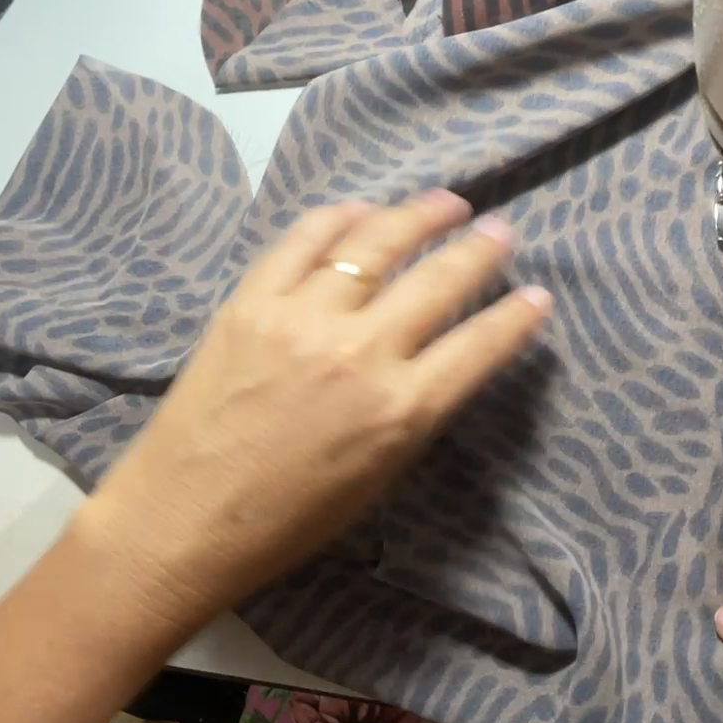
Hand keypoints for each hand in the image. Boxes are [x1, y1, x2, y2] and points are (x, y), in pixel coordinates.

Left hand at [74, 191, 550, 626]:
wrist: (184, 519)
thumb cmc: (289, 520)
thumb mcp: (378, 477)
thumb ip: (414, 411)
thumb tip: (440, 358)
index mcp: (401, 410)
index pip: (480, 345)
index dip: (518, 316)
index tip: (538, 295)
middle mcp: (360, 351)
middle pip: (438, 280)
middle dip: (480, 251)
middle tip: (499, 232)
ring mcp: (302, 318)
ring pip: (375, 243)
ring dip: (419, 216)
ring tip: (446, 202)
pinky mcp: (251, 301)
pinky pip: (304, 240)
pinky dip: (340, 218)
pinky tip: (363, 211)